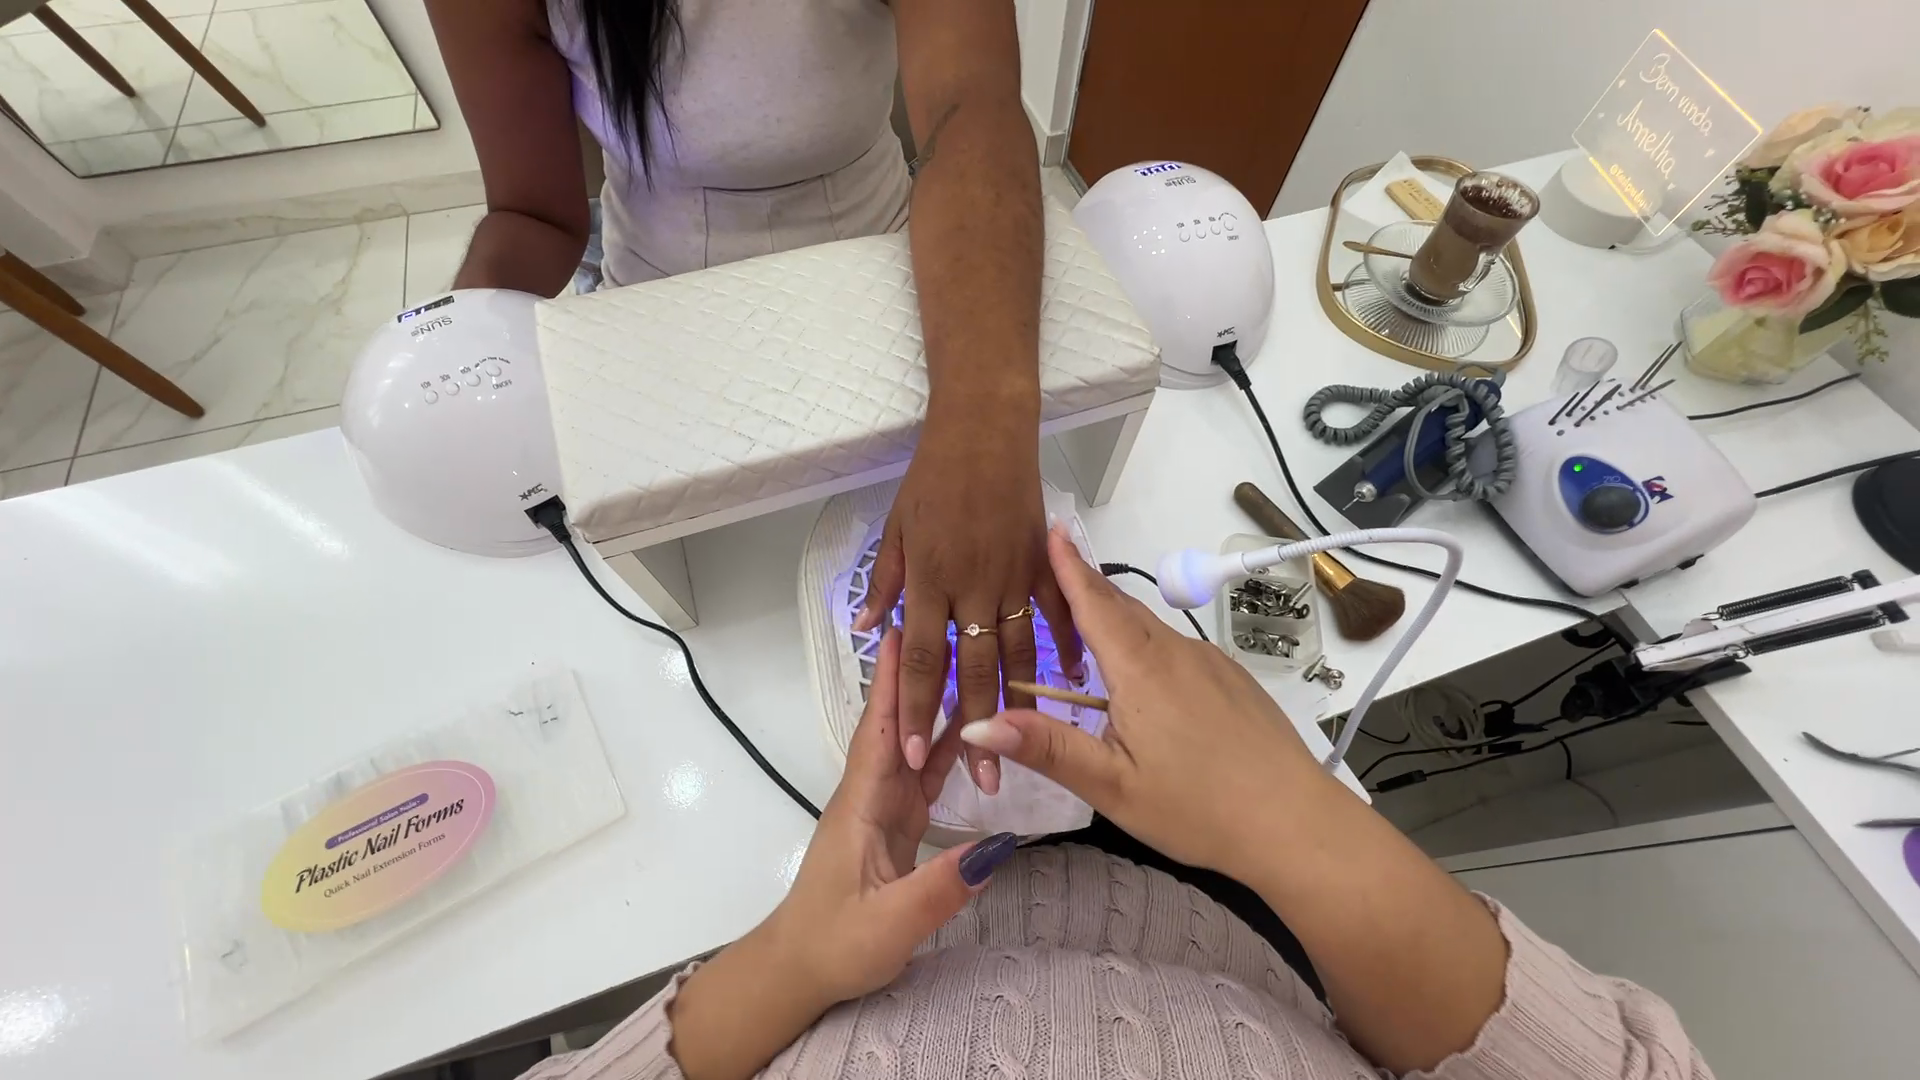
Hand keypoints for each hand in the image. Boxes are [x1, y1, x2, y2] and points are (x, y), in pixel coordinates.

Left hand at [764, 629, 1017, 1004]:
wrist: (801, 969)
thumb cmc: (835, 943)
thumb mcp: (889, 924)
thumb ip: (940, 887)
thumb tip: (999, 845)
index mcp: (862, 803)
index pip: (879, 730)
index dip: (891, 681)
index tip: (904, 632)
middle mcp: (871, 792)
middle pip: (897, 723)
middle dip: (917, 676)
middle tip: (950, 631)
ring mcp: (884, 806)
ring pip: (913, 744)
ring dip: (935, 706)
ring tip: (968, 666)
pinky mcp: (896, 822)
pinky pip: (924, 774)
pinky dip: (944, 749)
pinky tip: (970, 732)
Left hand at [853, 416, 1081, 795]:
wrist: (985, 430)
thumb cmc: (933, 477)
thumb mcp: (895, 527)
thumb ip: (885, 583)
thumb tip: (864, 631)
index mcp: (930, 580)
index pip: (921, 658)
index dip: (916, 709)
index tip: (913, 756)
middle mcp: (973, 588)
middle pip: (973, 670)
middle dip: (974, 727)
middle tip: (982, 782)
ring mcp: (1014, 578)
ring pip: (1019, 652)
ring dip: (1021, 704)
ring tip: (1024, 750)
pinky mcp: (1044, 565)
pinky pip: (1059, 615)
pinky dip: (1069, 648)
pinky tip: (1076, 683)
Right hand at [958, 526, 1341, 881]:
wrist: (1297, 823)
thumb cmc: (1197, 807)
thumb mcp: (1111, 786)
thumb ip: (1046, 748)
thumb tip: (976, 723)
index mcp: (1140, 668)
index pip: (1093, 603)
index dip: (1068, 566)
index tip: (1051, 527)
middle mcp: (1175, 651)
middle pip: (1121, 608)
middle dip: (1086, 586)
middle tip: (1056, 567)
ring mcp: (1209, 662)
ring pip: (1150, 630)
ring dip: (1115, 621)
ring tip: (1088, 630)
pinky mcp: (1231, 679)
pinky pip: (1176, 650)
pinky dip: (1147, 647)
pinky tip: (1146, 681)